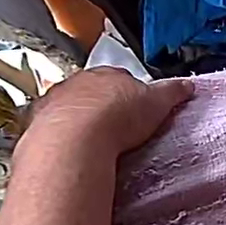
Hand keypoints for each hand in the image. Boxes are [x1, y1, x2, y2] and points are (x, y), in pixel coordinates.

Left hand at [22, 68, 193, 158]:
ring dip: (84, 120)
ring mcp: (56, 103)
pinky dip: (65, 138)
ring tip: (101, 142)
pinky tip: (79, 150)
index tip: (141, 105)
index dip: (133, 92)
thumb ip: (172, 92)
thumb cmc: (114, 117)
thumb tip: (185, 86)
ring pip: (72, 108)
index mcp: (107, 74)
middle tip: (122, 126)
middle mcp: (78, 83)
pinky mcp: (40, 126)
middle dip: (106, 105)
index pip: (123, 78)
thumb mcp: (158, 103)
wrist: (76, 141)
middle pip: (95, 91)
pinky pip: (54, 129)